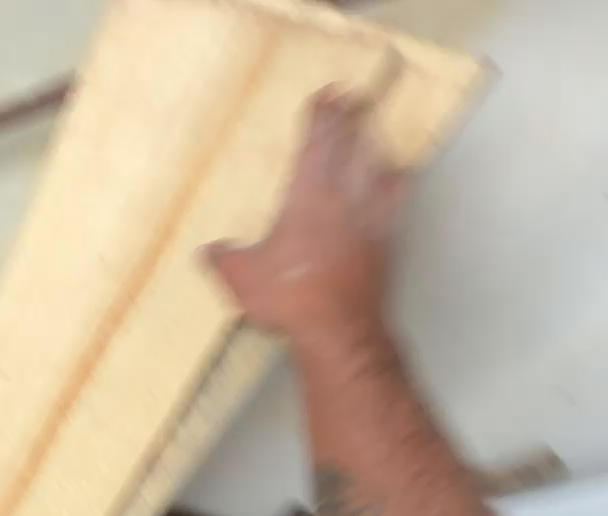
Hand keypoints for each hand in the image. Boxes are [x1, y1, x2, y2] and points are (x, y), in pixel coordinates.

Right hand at [203, 88, 407, 356]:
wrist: (337, 326)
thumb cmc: (287, 297)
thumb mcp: (239, 278)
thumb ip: (224, 258)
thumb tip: (210, 250)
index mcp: (307, 198)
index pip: (317, 145)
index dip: (321, 118)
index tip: (324, 98)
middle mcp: (345, 196)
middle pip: (353, 145)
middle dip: (351, 120)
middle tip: (352, 99)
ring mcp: (371, 215)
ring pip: (378, 164)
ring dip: (374, 143)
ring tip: (370, 131)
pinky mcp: (387, 236)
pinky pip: (397, 197)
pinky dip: (396, 180)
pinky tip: (397, 176)